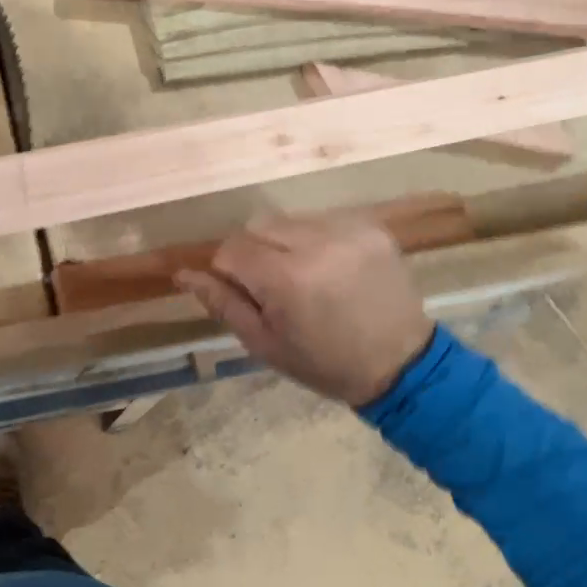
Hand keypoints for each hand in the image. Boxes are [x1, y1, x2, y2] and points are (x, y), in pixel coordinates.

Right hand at [175, 213, 434, 406]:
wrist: (403, 366)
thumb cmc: (323, 362)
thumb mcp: (263, 343)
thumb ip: (221, 303)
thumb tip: (183, 274)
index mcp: (286, 278)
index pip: (231, 249)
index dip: (229, 272)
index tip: (247, 295)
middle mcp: (316, 244)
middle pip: (257, 226)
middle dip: (255, 253)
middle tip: (274, 287)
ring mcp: (348, 231)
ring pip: (287, 220)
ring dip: (284, 243)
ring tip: (305, 277)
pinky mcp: (371, 227)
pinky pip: (321, 220)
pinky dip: (315, 240)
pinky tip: (330, 269)